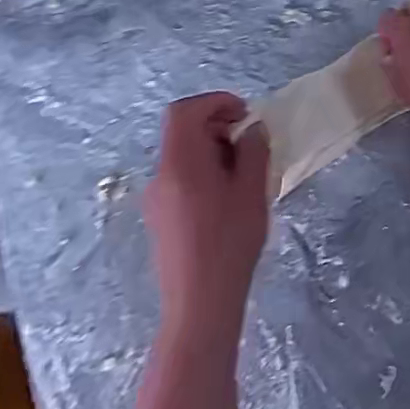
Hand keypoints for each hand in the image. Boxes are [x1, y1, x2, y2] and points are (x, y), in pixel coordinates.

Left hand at [142, 93, 270, 328]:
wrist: (199, 306)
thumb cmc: (229, 242)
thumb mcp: (251, 190)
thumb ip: (253, 151)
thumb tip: (252, 130)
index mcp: (179, 162)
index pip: (184, 111)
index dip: (214, 102)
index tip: (244, 114)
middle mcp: (160, 175)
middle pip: (181, 131)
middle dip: (216, 125)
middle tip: (249, 141)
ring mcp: (156, 198)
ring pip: (182, 155)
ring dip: (212, 150)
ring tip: (244, 171)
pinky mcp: (160, 218)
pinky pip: (180, 178)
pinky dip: (203, 171)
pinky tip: (228, 197)